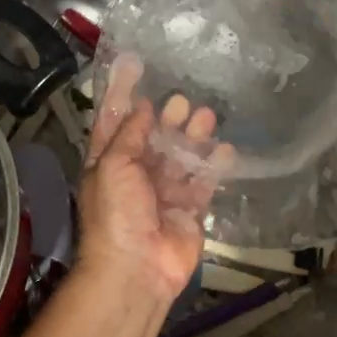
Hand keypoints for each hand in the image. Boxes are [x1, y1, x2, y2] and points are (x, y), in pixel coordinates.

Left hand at [76, 55, 231, 302]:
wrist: (135, 271)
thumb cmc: (116, 213)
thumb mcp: (113, 164)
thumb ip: (130, 134)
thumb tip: (142, 107)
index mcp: (109, 161)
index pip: (116, 120)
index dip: (124, 94)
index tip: (135, 66)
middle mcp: (136, 174)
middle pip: (155, 137)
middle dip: (167, 118)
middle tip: (183, 99)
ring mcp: (164, 193)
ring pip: (181, 157)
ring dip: (193, 136)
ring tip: (207, 116)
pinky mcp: (189, 211)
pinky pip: (203, 182)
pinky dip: (214, 165)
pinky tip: (226, 148)